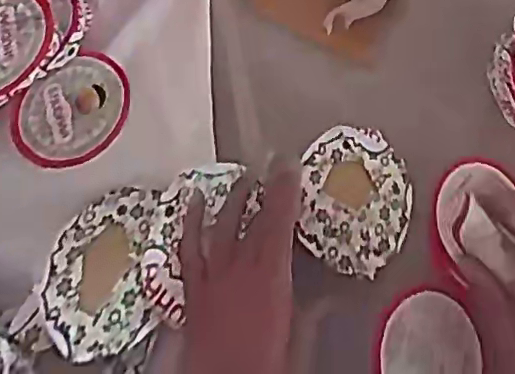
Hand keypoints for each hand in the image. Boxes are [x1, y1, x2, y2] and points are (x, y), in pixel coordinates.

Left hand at [180, 162, 304, 373]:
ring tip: (243, 176)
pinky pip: (190, 249)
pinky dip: (191, 222)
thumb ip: (308, 314)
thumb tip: (325, 295)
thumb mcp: (296, 344)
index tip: (291, 164)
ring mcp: (214, 277)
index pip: (280, 222)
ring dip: (234, 198)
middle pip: (255, 219)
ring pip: (224, 225)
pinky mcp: (193, 291)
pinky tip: (193, 201)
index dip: (285, 191)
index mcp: (270, 277)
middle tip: (274, 162)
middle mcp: (240, 269)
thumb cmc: (263, 369)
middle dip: (266, 187)